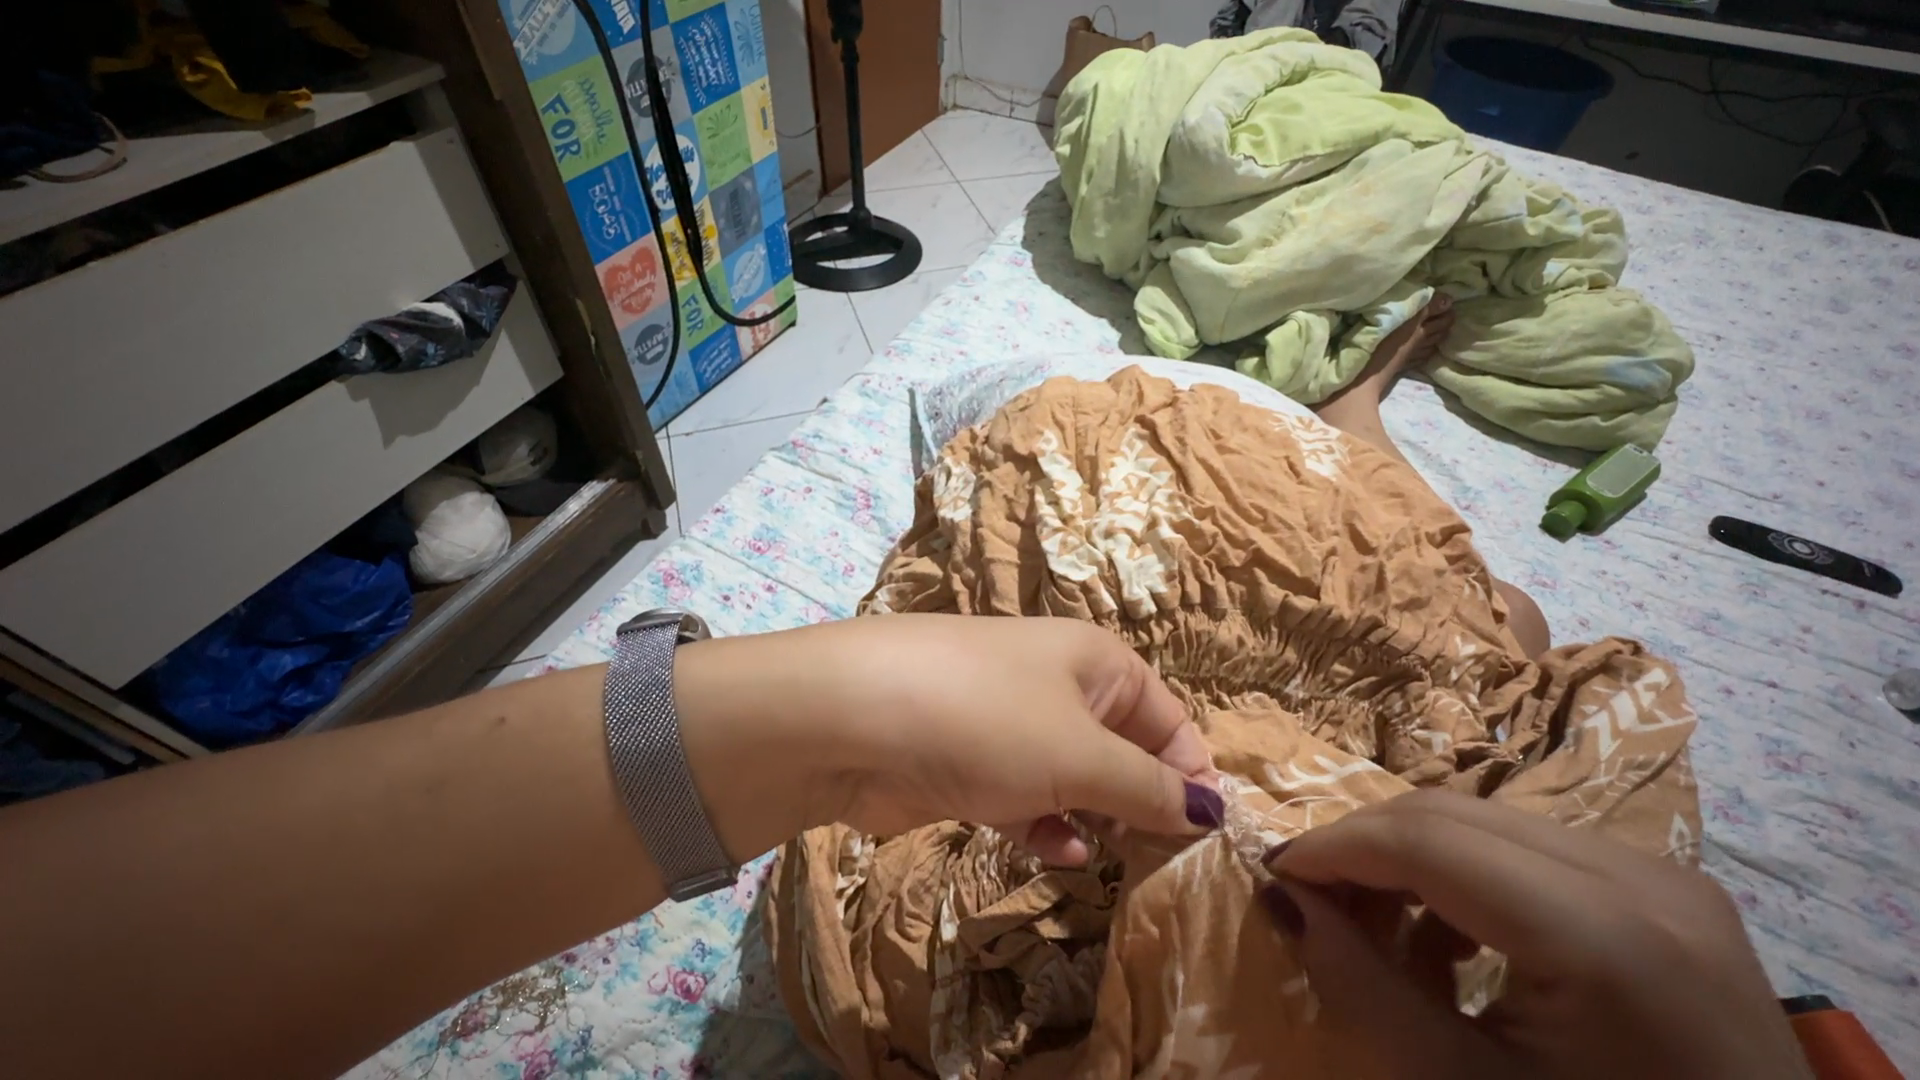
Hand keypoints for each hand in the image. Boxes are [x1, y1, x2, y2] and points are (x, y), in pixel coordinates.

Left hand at [673, 614, 1221, 865]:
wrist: (852, 719)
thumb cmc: (986, 721)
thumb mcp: (1081, 755)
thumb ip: (1148, 789)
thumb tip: (1212, 810)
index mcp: (1094, 662)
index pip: (1167, 716)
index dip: (1191, 771)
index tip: (1210, 833)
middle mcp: (1056, 685)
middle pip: (1121, 747)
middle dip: (1142, 800)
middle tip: (1165, 861)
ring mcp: (1007, 724)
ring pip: (1071, 775)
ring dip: (1094, 816)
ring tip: (1117, 861)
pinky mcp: (968, 762)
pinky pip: (1024, 795)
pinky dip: (1044, 824)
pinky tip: (1058, 853)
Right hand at [1261, 790, 1810, 1079]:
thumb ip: (1363, 989)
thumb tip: (1283, 900)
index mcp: (1607, 936)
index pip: (1425, 841)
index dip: (1331, 848)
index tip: (1271, 878)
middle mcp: (1641, 875)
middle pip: (1448, 813)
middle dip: (1361, 850)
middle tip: (1314, 908)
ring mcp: (1663, 874)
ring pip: (1480, 821)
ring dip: (1407, 863)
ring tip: (1382, 937)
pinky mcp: (1666, 886)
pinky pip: (1525, 846)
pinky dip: (1462, 876)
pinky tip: (1452, 943)